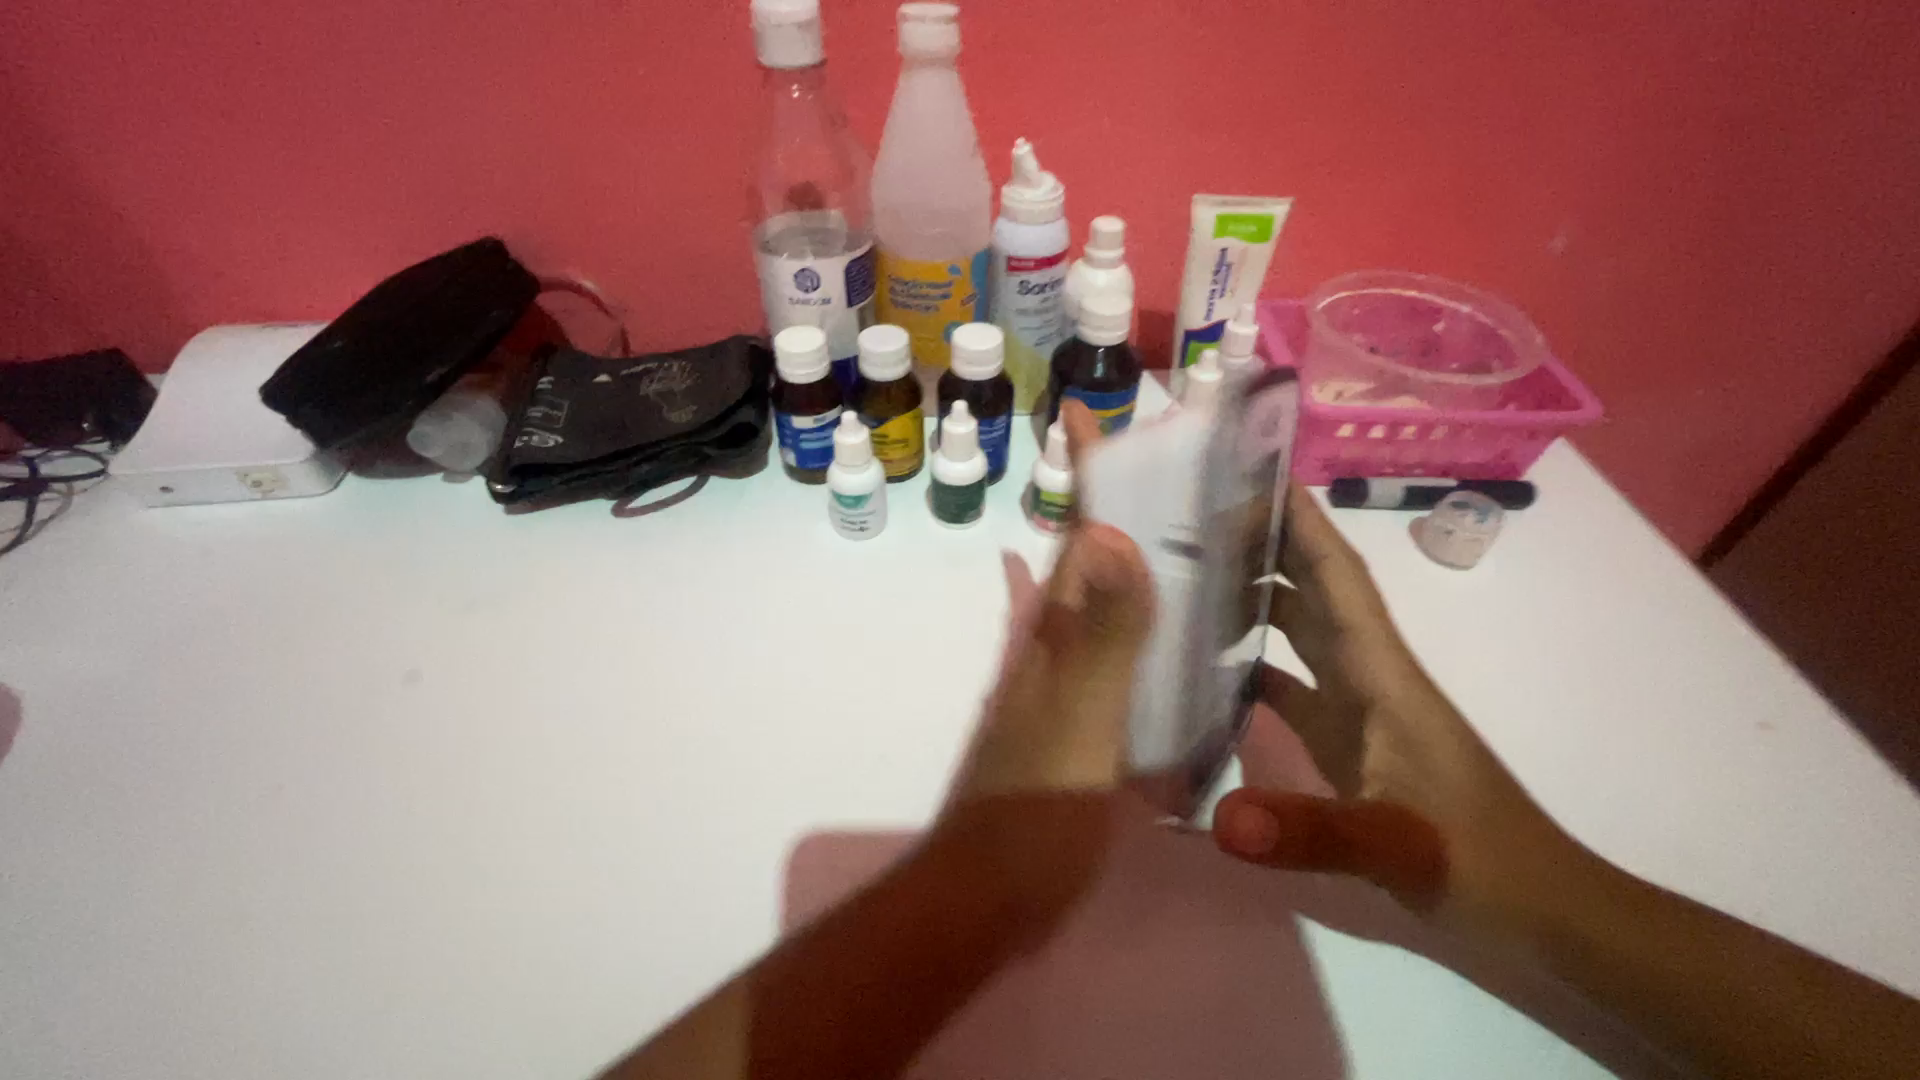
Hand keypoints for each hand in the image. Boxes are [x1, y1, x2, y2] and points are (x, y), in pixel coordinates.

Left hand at [930, 402, 1154, 923]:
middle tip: (1159, 470)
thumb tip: (1106, 533)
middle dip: (1108, 509)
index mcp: (1057, 635)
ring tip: (1161, 534)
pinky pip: (1093, 668)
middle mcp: (1050, 648)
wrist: (992, 890)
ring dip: (1112, 566)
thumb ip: (1102, 634)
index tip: (1083, 414)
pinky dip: (1107, 643)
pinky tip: (1129, 640)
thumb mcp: (1081, 718)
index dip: (1083, 475)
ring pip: (1087, 609)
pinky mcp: (1067, 729)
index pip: (1075, 536)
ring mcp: (1054, 688)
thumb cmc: (1038, 805)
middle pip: (1082, 563)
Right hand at [1214, 488, 1594, 941]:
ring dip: (1252, 598)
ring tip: (1190, 576)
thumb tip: (1221, 819)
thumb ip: (1315, 833)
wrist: (1542, 916)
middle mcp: (1366, 676)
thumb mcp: (1401, 848)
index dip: (1300, 523)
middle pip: (1310, 592)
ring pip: (1298, 633)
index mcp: (1382, 675)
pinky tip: (1208, 667)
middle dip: (1260, 546)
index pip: (1337, 578)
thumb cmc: (1481, 866)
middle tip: (1191, 518)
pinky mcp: (1344, 743)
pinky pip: (1288, 685)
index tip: (1250, 476)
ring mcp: (1355, 709)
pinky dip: (1251, 666)